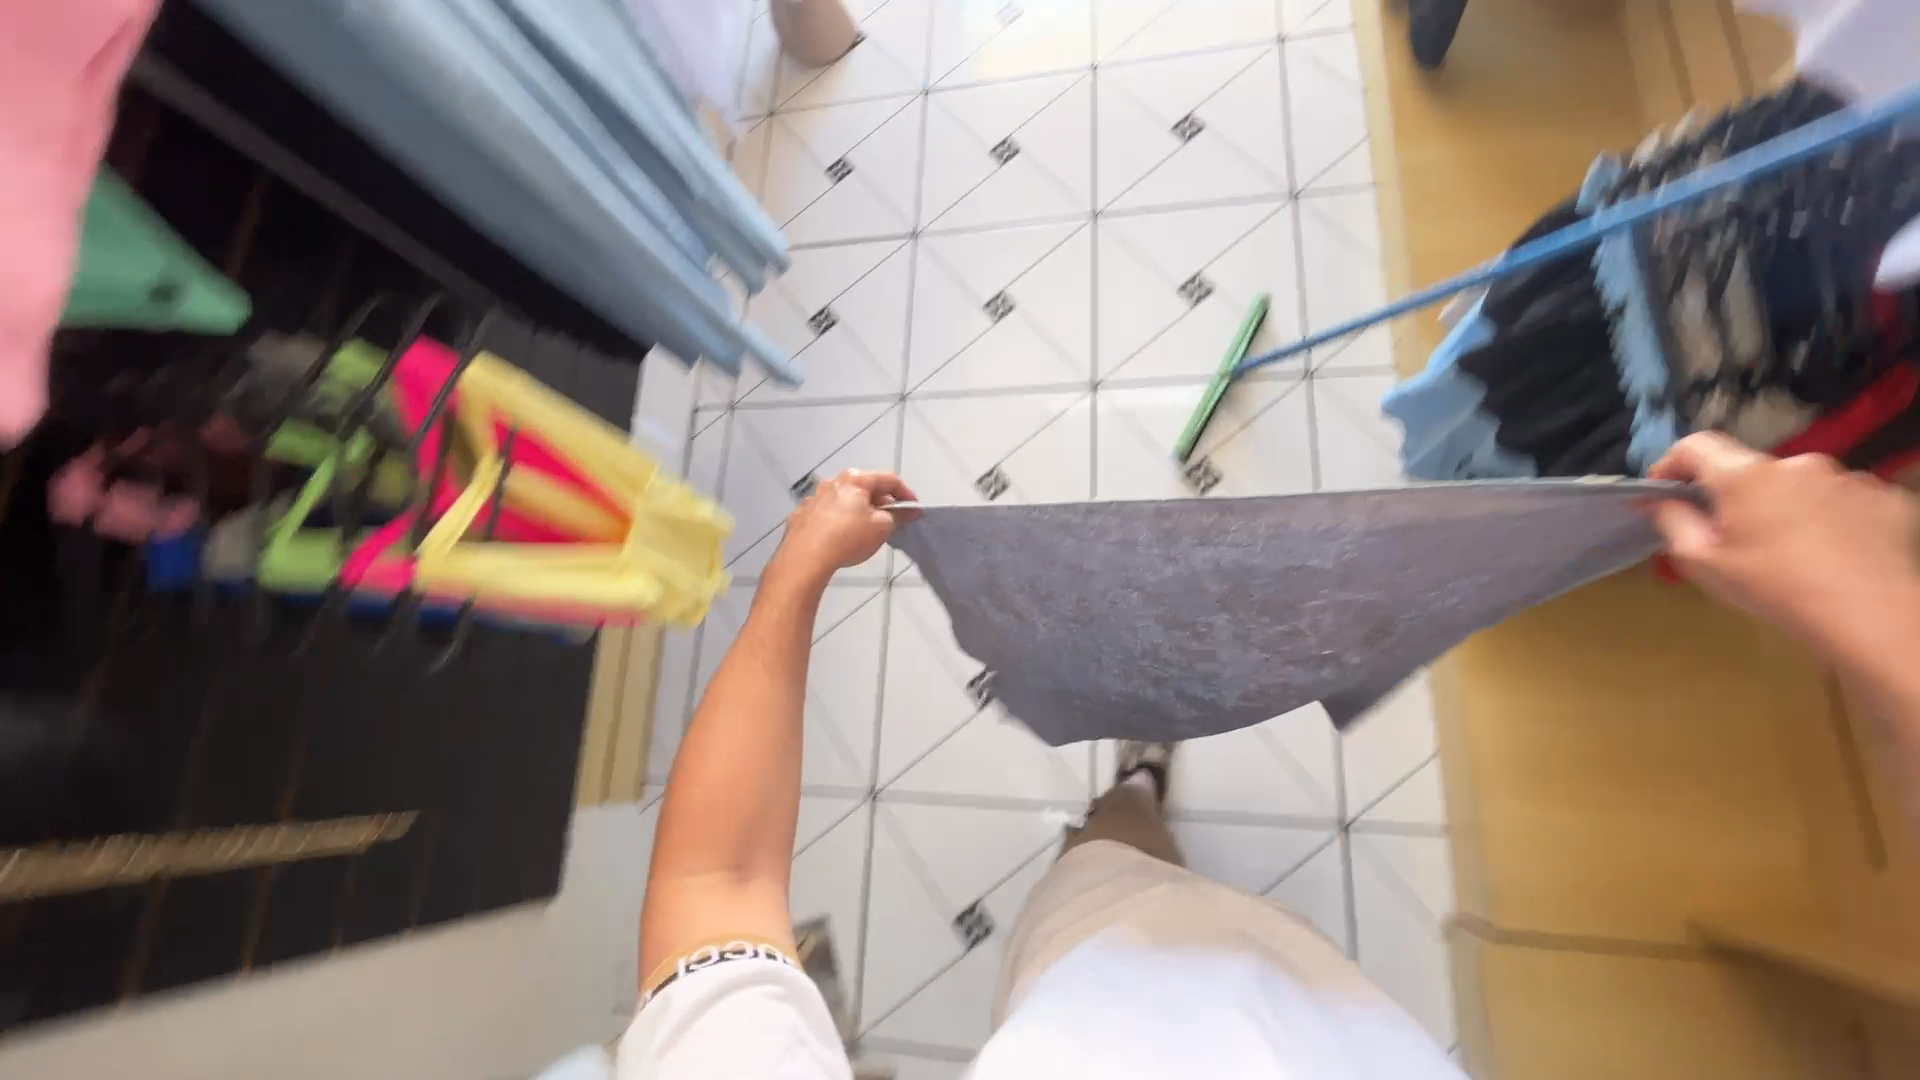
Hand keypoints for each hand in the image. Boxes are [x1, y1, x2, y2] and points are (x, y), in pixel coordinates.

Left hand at [766, 470, 919, 590]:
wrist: (805, 557)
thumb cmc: (848, 538)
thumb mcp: (882, 528)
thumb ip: (896, 517)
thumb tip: (904, 513)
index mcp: (855, 479)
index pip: (889, 480)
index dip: (907, 494)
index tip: (915, 509)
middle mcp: (832, 482)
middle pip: (865, 488)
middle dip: (882, 502)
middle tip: (893, 521)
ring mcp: (814, 498)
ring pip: (844, 501)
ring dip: (858, 511)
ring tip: (866, 531)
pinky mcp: (801, 515)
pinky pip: (826, 515)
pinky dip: (838, 522)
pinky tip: (840, 538)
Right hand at [1648, 432, 1919, 660]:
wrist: (1872, 616)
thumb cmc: (1771, 586)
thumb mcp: (1698, 559)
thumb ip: (1669, 519)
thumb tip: (1653, 499)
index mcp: (1745, 475)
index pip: (1696, 445)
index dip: (1671, 465)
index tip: (1665, 495)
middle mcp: (1799, 464)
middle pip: (1748, 467)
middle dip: (1730, 492)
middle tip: (1726, 532)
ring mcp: (1850, 479)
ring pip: (1795, 482)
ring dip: (1779, 501)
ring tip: (1781, 542)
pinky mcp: (1889, 498)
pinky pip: (1840, 496)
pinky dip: (1824, 512)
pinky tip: (1826, 546)